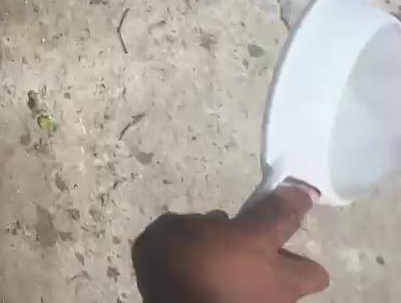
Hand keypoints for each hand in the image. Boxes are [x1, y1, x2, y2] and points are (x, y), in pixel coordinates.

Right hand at [132, 182, 329, 301]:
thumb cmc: (177, 264)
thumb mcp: (172, 230)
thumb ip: (197, 224)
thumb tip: (218, 223)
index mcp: (253, 242)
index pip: (279, 216)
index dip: (292, 201)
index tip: (303, 190)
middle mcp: (277, 273)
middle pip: (309, 268)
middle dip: (290, 260)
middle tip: (260, 254)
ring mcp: (276, 300)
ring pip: (283, 285)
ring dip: (262, 276)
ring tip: (226, 272)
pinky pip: (262, 297)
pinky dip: (246, 291)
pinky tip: (220, 287)